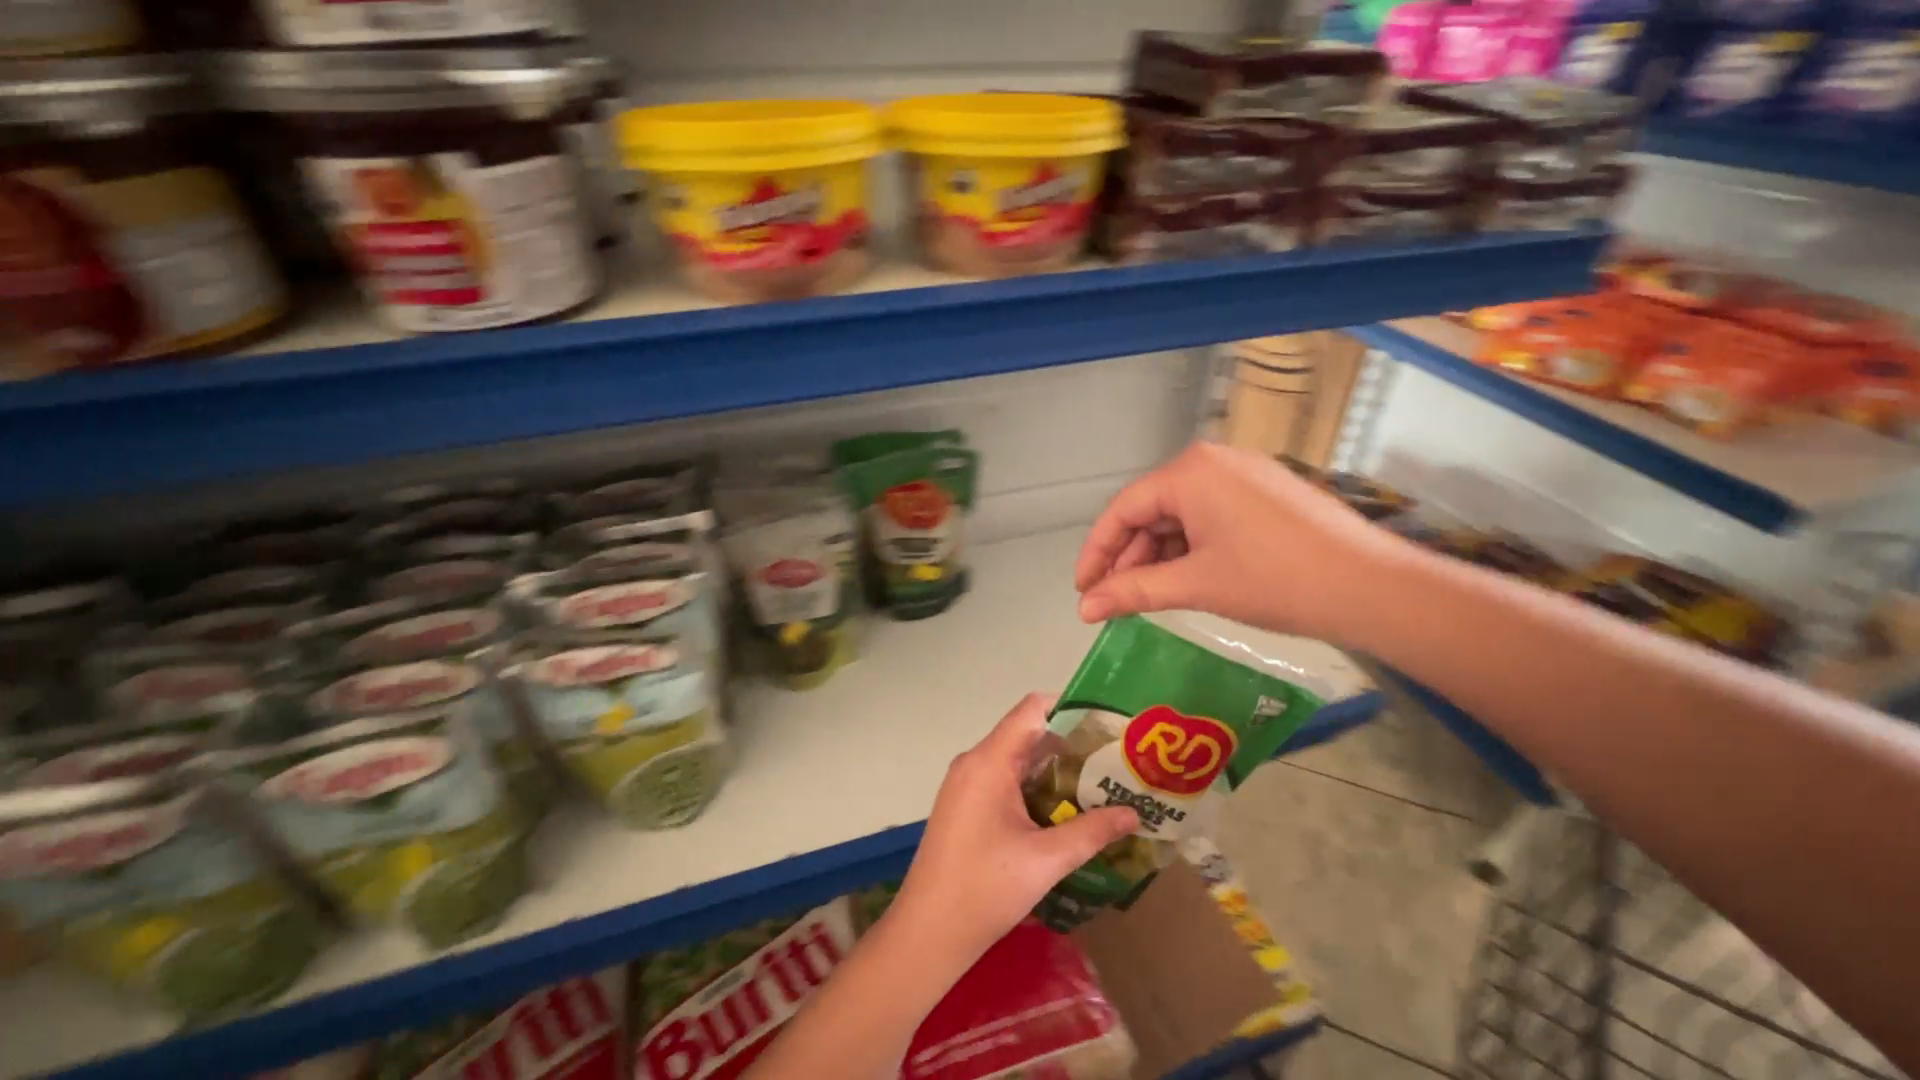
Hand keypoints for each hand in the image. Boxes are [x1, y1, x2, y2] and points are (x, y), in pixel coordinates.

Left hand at [893, 693, 1136, 957]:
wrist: (928, 932)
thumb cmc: (985, 888)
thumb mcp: (1047, 859)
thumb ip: (1093, 831)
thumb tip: (1134, 814)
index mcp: (989, 762)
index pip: (1033, 709)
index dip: (1072, 708)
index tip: (1110, 726)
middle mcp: (975, 764)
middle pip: (1029, 735)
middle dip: (1073, 746)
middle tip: (1117, 762)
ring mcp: (966, 786)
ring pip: (1018, 762)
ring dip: (1057, 772)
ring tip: (1103, 787)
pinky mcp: (965, 808)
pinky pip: (1005, 783)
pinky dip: (1036, 790)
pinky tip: (1067, 813)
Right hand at [1074, 442, 1401, 641]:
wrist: (1369, 586)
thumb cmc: (1274, 581)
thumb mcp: (1196, 585)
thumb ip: (1133, 592)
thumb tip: (1084, 609)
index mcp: (1190, 472)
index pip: (1123, 509)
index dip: (1097, 552)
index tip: (1083, 592)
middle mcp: (1213, 460)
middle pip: (1152, 509)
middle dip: (1130, 557)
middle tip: (1116, 602)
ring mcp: (1244, 473)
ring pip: (1182, 514)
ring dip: (1161, 555)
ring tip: (1152, 597)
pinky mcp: (1267, 491)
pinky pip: (1212, 514)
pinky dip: (1193, 547)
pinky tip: (1190, 579)